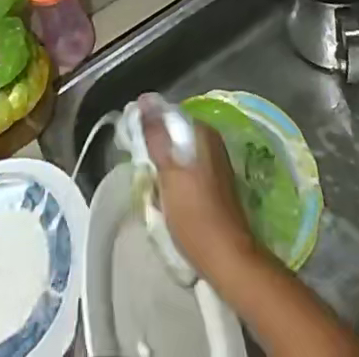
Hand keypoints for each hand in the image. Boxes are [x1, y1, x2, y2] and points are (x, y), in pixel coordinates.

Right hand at [139, 93, 259, 277]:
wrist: (227, 259)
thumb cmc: (195, 214)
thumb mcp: (168, 171)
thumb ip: (155, 135)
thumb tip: (144, 100)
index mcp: (203, 134)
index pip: (167, 115)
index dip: (146, 126)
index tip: (131, 142)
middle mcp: (211, 143)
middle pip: (172, 135)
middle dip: (154, 147)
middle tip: (139, 164)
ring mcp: (214, 164)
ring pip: (177, 154)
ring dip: (162, 164)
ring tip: (149, 181)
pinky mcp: (214, 184)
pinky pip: (185, 169)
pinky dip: (172, 177)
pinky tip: (164, 193)